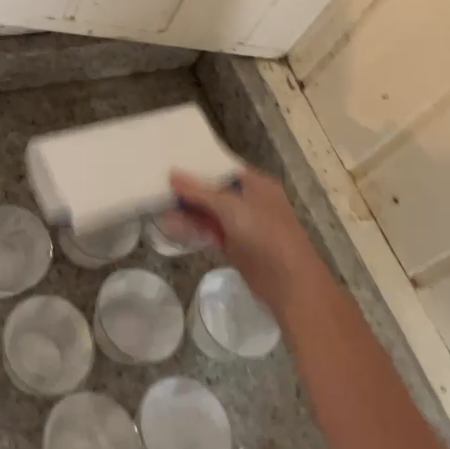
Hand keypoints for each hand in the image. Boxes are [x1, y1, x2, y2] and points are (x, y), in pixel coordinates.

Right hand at [165, 168, 330, 312]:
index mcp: (257, 185)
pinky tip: (172, 227)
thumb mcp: (231, 207)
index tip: (171, 166)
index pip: (222, 170)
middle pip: (214, 192)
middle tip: (159, 189)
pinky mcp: (236, 247)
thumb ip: (199, 192)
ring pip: (210, 214)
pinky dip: (194, 229)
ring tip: (159, 209)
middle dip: (189, 193)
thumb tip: (172, 174)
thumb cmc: (265, 234)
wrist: (290, 282)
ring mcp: (243, 226)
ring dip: (188, 212)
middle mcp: (250, 202)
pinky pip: (211, 233)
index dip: (198, 168)